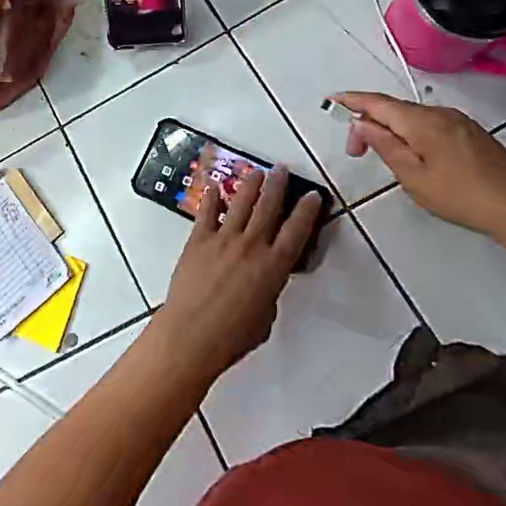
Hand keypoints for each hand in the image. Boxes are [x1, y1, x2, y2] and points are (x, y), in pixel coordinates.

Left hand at [154, 170, 322, 380]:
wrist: (193, 332)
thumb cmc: (232, 334)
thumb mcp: (265, 314)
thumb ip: (268, 289)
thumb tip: (260, 280)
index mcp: (274, 266)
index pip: (297, 231)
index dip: (306, 211)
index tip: (312, 195)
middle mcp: (251, 246)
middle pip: (268, 208)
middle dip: (277, 186)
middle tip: (282, 170)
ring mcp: (222, 240)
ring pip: (239, 204)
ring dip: (249, 185)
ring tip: (256, 171)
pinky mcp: (197, 241)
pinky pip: (206, 214)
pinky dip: (211, 198)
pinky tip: (213, 186)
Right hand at [334, 91, 505, 245]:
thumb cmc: (461, 196)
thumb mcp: (411, 175)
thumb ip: (384, 145)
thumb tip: (361, 123)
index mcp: (423, 122)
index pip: (378, 103)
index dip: (352, 100)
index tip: (331, 101)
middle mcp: (441, 114)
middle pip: (394, 108)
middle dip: (368, 122)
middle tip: (356, 152)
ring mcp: (459, 122)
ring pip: (412, 117)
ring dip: (389, 128)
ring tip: (380, 155)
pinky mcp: (471, 134)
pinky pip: (429, 124)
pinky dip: (409, 132)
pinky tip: (409, 153)